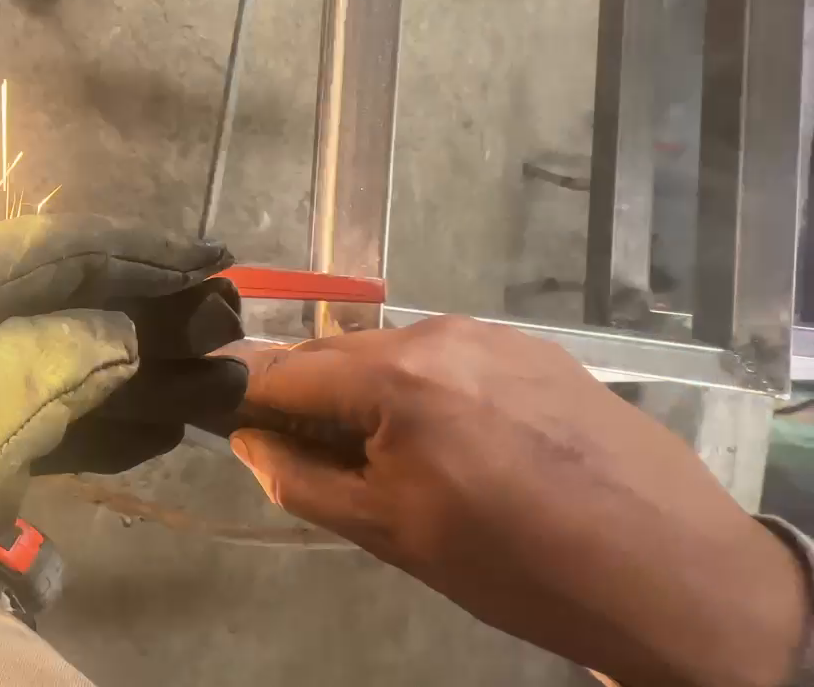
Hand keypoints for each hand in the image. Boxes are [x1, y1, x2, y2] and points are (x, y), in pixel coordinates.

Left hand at [0, 215, 228, 680]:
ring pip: (56, 350)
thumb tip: (120, 329)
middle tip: (226, 332)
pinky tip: (148, 428)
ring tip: (210, 385)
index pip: (68, 243)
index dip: (148, 249)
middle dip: (150, 312)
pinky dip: (88, 415)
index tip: (220, 258)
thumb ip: (67, 351)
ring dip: (130, 368)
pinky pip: (32, 403)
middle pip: (68, 294)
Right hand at [231, 316, 807, 686]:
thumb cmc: (521, 568)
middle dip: (305, 396)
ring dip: (363, 388)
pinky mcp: (528, 343)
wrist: (690, 585)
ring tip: (395, 446)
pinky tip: (456, 432)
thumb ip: (295, 478)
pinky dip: (420, 383)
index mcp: (394, 382)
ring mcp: (485, 332)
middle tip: (316, 448)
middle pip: (328, 354)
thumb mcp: (389, 534)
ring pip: (382, 350)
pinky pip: (440, 353)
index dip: (243, 395)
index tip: (228, 417)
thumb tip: (244, 437)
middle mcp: (432, 336)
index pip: (278, 372)